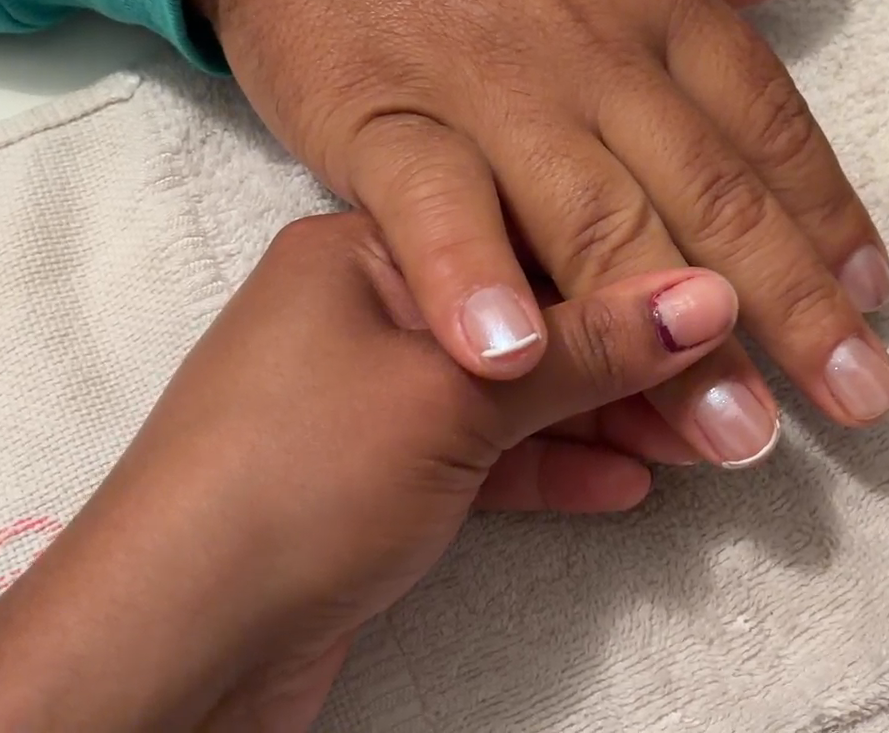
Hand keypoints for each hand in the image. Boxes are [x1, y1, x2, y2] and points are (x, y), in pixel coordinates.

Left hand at [0, 213, 741, 730]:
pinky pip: (485, 453)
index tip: (719, 303)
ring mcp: (374, 392)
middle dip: (627, 359)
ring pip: (515, 393)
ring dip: (602, 421)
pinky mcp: (379, 472)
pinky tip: (626, 486)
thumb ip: (591, 344)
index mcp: (370, 243)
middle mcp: (373, 304)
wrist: (165, 655)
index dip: (628, 266)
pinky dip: (552, 469)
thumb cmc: (303, 477)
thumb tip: (717, 293)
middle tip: (724, 390)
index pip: (528, 233)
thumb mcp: (458, 396)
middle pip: (530, 317)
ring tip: (697, 445)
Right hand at [183, 0, 888, 467]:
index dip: (829, 217)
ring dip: (671, 341)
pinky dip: (475, 281)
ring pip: (600, 224)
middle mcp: (594, 52)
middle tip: (858, 402)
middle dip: (791, 308)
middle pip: (712, 194)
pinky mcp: (381, 118)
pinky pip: (439, 209)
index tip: (873, 299)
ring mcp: (488, 88)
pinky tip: (514, 363)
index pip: (768, 124)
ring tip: (737, 436)